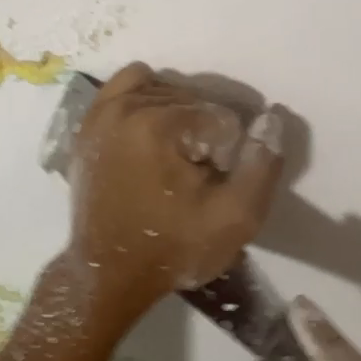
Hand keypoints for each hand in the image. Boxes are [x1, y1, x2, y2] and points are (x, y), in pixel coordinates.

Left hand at [67, 62, 285, 313]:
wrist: (109, 274)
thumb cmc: (173, 248)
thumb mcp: (235, 218)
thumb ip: (262, 165)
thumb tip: (272, 117)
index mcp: (157, 124)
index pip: (220, 115)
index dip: (232, 148)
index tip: (220, 180)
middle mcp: (125, 108)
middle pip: (191, 98)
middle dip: (207, 129)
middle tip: (204, 169)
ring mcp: (102, 113)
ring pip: (163, 89)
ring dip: (181, 114)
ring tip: (182, 153)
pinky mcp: (89, 125)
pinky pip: (127, 85)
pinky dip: (148, 97)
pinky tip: (157, 129)